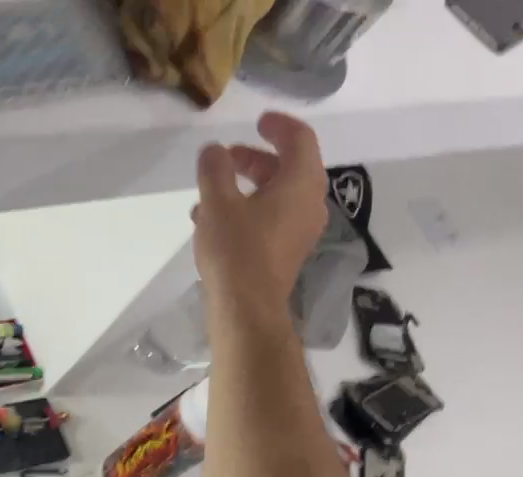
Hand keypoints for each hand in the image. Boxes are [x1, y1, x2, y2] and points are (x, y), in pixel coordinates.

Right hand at [192, 112, 329, 318]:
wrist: (246, 308)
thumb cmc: (236, 250)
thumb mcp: (217, 204)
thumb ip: (214, 170)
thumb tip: (213, 151)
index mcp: (301, 181)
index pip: (299, 138)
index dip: (278, 126)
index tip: (257, 121)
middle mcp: (310, 202)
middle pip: (287, 167)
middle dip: (254, 159)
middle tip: (225, 159)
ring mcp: (301, 230)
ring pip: (277, 196)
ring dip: (247, 188)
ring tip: (212, 194)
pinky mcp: (287, 252)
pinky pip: (272, 219)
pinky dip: (249, 210)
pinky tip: (216, 223)